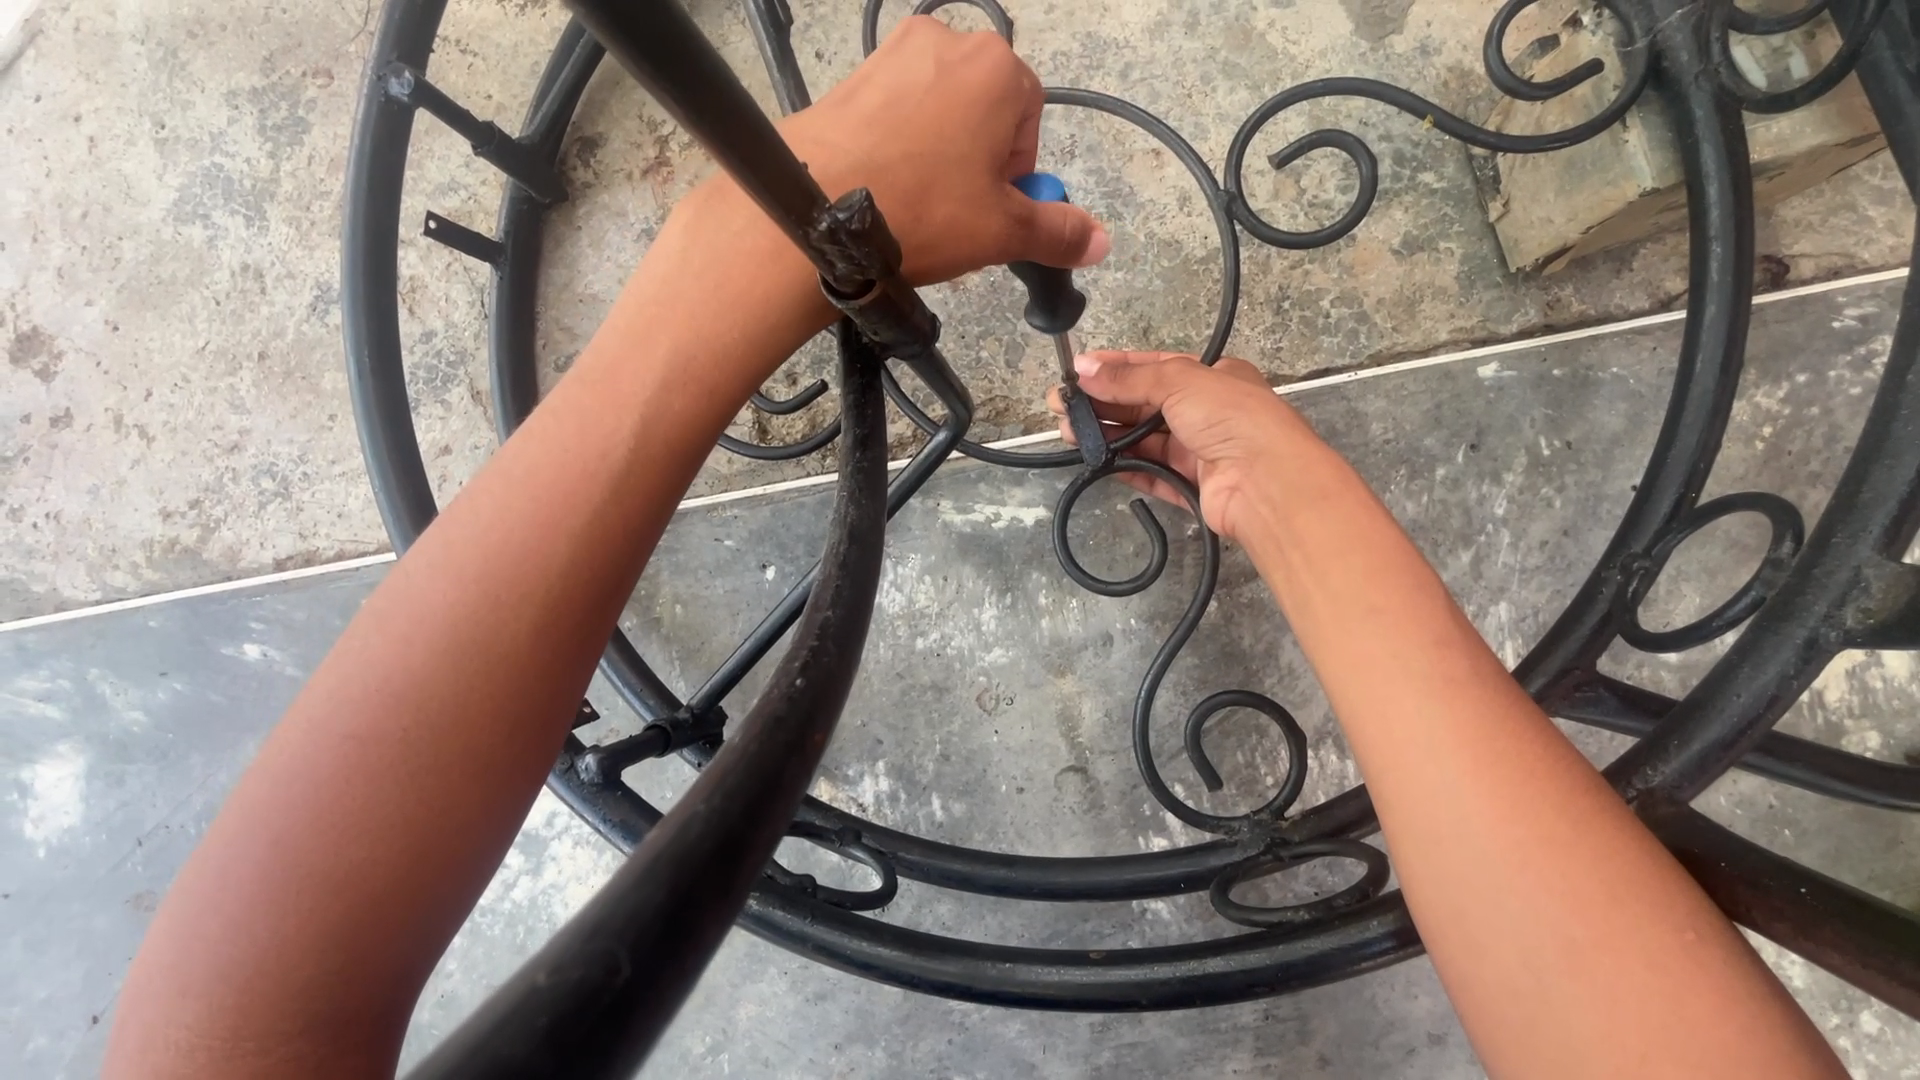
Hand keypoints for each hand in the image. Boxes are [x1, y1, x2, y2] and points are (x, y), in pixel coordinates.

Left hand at [771, 16, 1109, 282]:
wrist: (816, 212)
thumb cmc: (922, 212)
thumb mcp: (1002, 232)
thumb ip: (1056, 232)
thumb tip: (1099, 242)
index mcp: (997, 67)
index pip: (1030, 119)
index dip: (1017, 174)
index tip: (993, 210)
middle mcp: (947, 43)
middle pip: (985, 111)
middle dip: (980, 163)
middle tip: (957, 213)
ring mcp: (893, 54)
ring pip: (939, 112)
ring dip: (941, 157)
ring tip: (920, 206)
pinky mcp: (853, 76)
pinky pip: (897, 113)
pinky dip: (901, 148)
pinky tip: (889, 188)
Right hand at [1047, 351, 1313, 542]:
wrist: (1266, 481)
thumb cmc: (1230, 417)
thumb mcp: (1179, 381)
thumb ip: (1129, 378)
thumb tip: (1083, 369)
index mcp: (1213, 377)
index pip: (1155, 367)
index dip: (1115, 368)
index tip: (1078, 372)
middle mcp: (1206, 412)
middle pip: (1144, 405)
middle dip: (1103, 403)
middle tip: (1062, 406)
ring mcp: (1198, 451)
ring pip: (1143, 440)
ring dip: (1107, 435)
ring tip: (1068, 431)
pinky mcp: (1190, 485)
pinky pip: (1150, 474)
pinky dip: (1123, 466)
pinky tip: (1096, 460)